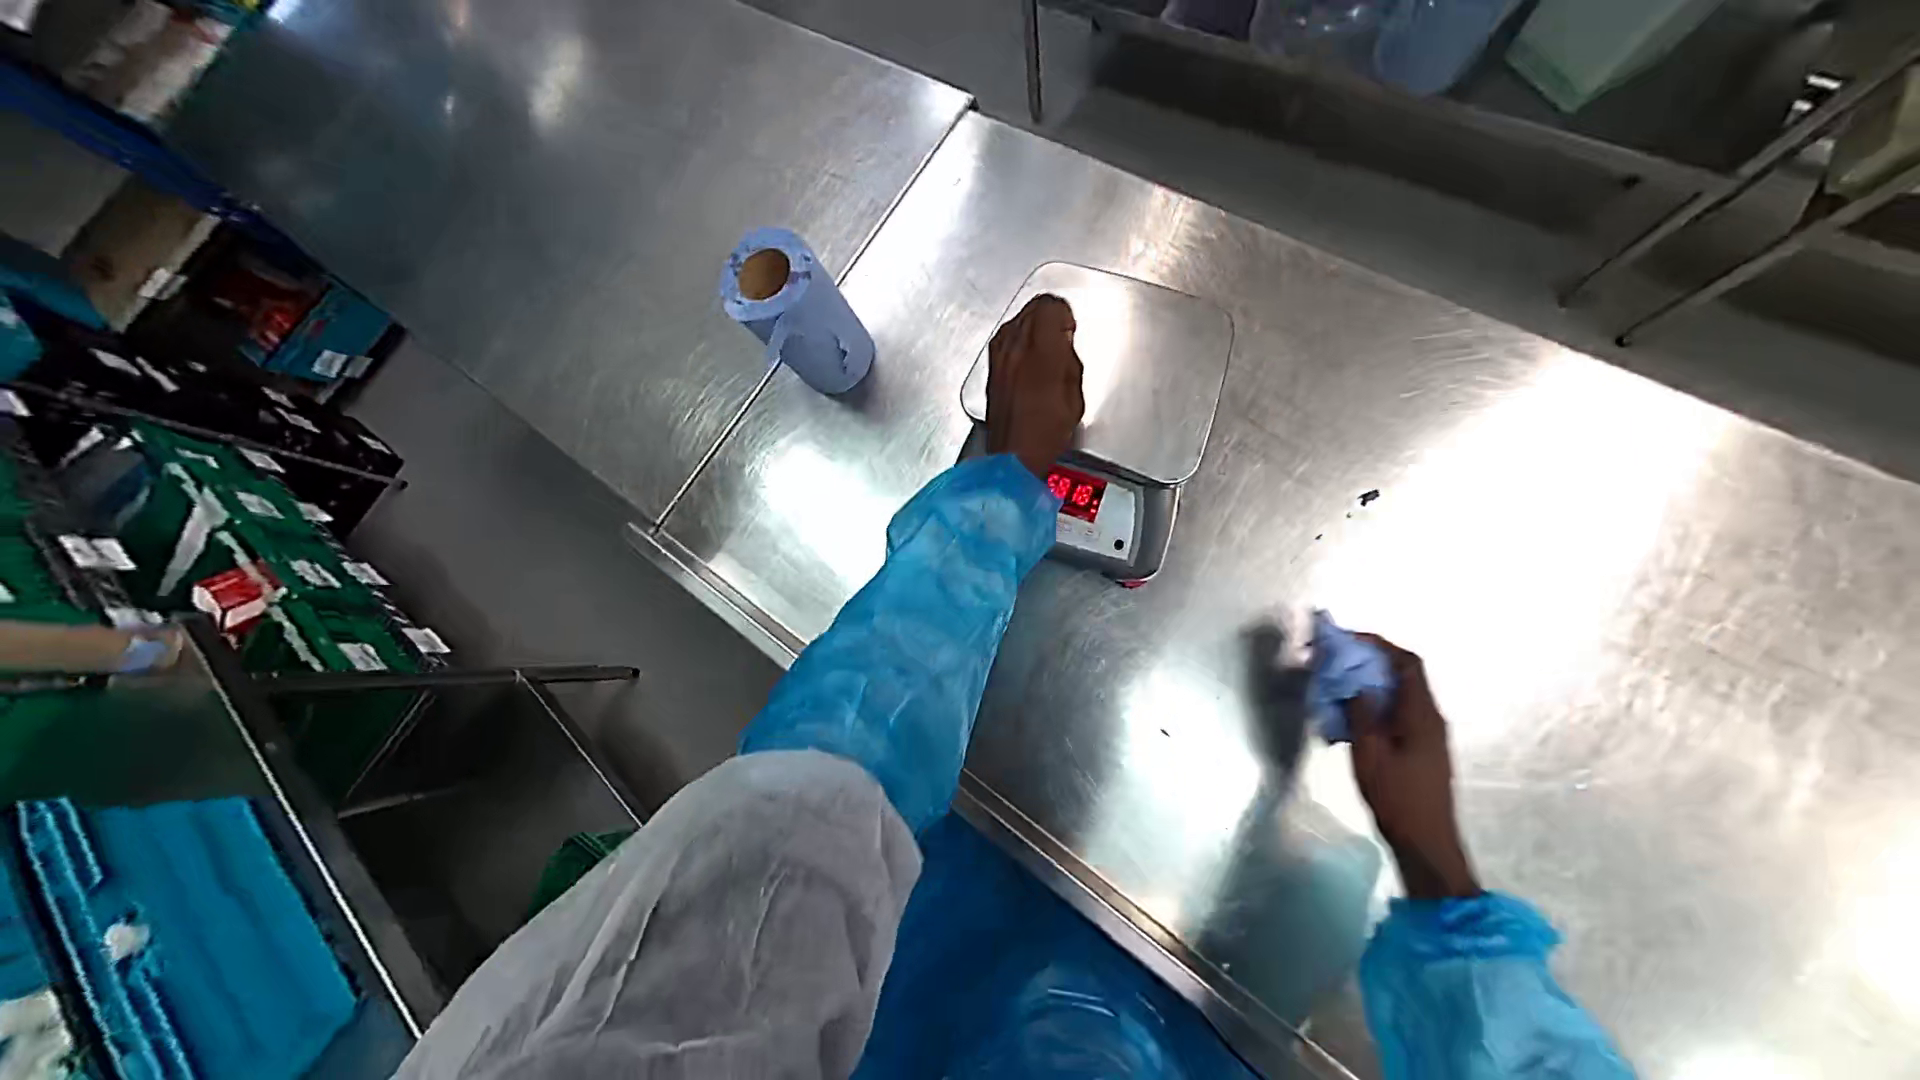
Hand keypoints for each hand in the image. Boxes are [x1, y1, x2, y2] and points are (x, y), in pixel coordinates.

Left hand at [986, 294, 1085, 478]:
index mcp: (1042, 348)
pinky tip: (1028, 361)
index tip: (1070, 327)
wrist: (1014, 455)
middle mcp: (1015, 346)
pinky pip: (1005, 340)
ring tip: (1045, 348)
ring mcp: (998, 356)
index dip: (1065, 314)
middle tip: (1060, 334)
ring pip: (1016, 321)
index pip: (1051, 306)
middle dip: (1048, 316)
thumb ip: (1070, 360)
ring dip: (1032, 328)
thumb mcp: (1074, 396)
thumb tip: (1064, 343)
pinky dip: (1018, 342)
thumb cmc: (1045, 433)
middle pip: (1031, 308)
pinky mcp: (990, 368)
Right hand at [1344, 634, 1480, 899]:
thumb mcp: (1369, 752)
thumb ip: (1362, 713)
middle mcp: (1430, 717)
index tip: (1345, 639)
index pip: (1407, 663)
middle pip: (1401, 673)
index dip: (1378, 644)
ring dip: (1365, 681)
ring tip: (1332, 684)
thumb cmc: (1397, 797)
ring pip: (1396, 692)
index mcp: (1422, 714)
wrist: (1426, 843)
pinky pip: (1394, 710)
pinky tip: (1346, 715)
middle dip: (1366, 660)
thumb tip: (1354, 682)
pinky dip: (1370, 702)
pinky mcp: (1420, 746)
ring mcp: (1427, 733)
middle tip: (1330, 659)